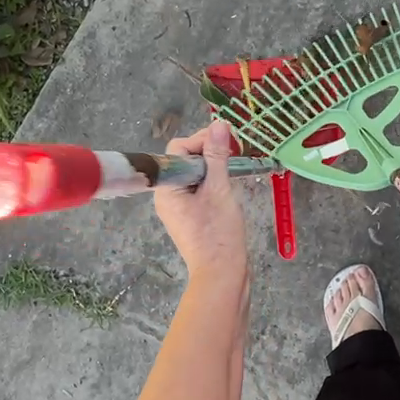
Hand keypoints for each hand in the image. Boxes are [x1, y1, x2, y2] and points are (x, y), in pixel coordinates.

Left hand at [154, 119, 249, 286]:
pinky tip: (228, 182)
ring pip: (193, 173)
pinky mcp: (190, 215)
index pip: (177, 149)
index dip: (200, 140)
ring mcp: (178, 207)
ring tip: (232, 165)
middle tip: (232, 151)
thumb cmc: (218, 233)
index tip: (225, 140)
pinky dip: (212, 180)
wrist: (222, 275)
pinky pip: (198, 188)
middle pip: (183, 160)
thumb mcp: (219, 189)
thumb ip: (217, 155)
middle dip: (207, 151)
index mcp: (167, 188)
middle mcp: (167, 195)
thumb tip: (219, 124)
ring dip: (212, 165)